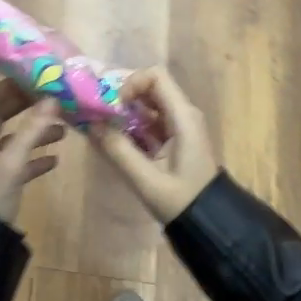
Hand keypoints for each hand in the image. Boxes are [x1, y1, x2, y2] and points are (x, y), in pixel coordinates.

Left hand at [0, 82, 64, 225]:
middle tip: (54, 99)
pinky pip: (20, 161)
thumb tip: (52, 98)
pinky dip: (36, 158)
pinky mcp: (2, 181)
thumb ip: (31, 130)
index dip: (9, 85)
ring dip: (36, 132)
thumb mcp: (12, 161)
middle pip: (4, 114)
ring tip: (63, 131)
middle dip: (28, 106)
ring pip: (15, 138)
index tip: (35, 79)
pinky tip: (55, 161)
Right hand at [89, 68, 218, 222]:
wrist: (210, 224)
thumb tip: (91, 124)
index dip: (131, 83)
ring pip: (147, 104)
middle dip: (122, 95)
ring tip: (101, 125)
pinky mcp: (173, 138)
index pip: (155, 76)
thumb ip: (118, 150)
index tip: (113, 105)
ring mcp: (179, 126)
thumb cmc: (182, 201)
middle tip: (99, 112)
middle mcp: (183, 114)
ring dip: (124, 110)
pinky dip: (130, 124)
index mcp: (183, 117)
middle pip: (149, 87)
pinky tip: (113, 139)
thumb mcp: (147, 180)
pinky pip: (149, 120)